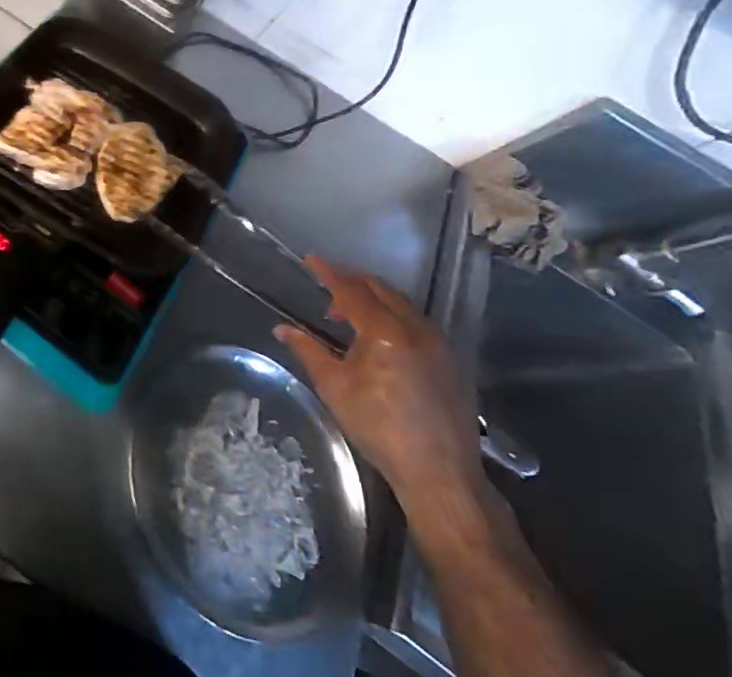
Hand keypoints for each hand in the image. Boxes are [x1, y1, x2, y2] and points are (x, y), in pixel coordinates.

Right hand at [275, 257, 480, 495]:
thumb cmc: (378, 428)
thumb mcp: (334, 387)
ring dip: (373, 299)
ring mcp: (438, 342)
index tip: (311, 259)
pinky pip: (416, 321)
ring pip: (402, 303)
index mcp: (386, 332)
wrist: (439, 471)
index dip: (329, 273)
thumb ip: (308, 350)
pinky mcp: (450, 358)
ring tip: (347, 314)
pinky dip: (392, 315)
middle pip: (381, 289)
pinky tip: (378, 337)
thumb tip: (282, 329)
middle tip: (326, 287)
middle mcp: (416, 328)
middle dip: (352, 282)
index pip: (352, 290)